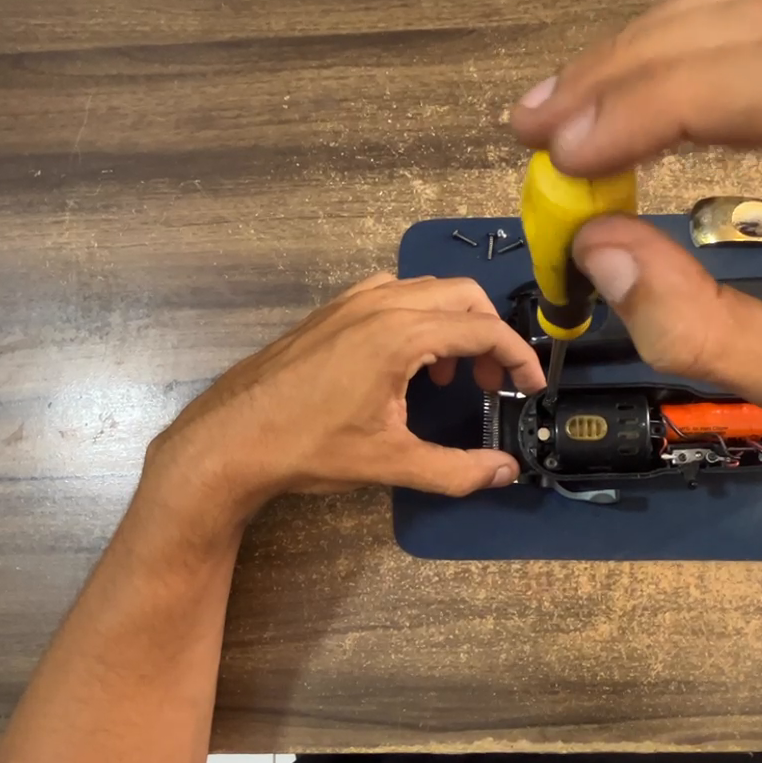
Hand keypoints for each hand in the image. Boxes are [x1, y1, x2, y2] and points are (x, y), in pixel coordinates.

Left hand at [140, 273, 546, 521]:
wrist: (230, 439)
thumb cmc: (310, 448)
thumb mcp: (392, 463)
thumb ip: (458, 469)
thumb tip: (506, 472)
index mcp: (401, 334)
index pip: (483, 330)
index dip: (517, 358)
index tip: (531, 387)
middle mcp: (381, 303)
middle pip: (463, 296)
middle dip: (489, 335)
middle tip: (490, 383)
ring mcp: (352, 301)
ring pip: (428, 290)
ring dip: (454, 323)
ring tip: (450, 375)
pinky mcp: (332, 310)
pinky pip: (394, 294)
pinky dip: (419, 317)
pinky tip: (406, 360)